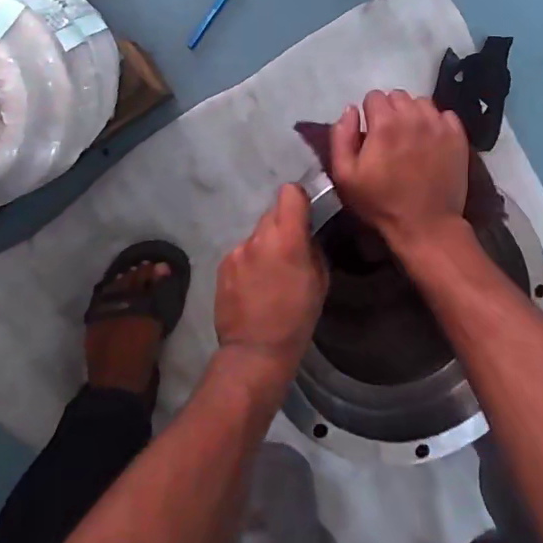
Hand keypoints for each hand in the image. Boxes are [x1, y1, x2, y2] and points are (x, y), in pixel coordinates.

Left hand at [215, 184, 326, 372]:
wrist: (255, 350)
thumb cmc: (297, 317)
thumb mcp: (320, 280)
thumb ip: (312, 248)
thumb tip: (306, 235)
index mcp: (287, 238)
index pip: (290, 192)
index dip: (299, 200)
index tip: (305, 215)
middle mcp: (259, 237)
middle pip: (272, 212)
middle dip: (283, 225)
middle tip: (290, 249)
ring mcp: (237, 250)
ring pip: (257, 234)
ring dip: (266, 244)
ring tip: (270, 273)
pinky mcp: (223, 265)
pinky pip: (243, 252)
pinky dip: (250, 260)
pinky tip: (254, 285)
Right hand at [328, 91, 469, 251]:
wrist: (426, 225)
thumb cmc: (381, 203)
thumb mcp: (345, 176)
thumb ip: (341, 137)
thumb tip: (350, 110)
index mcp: (385, 123)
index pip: (374, 96)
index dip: (369, 113)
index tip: (371, 133)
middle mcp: (414, 116)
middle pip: (398, 96)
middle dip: (390, 111)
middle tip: (390, 136)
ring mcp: (439, 125)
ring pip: (422, 102)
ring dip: (413, 114)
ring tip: (411, 137)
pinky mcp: (457, 136)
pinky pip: (445, 115)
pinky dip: (437, 122)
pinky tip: (431, 141)